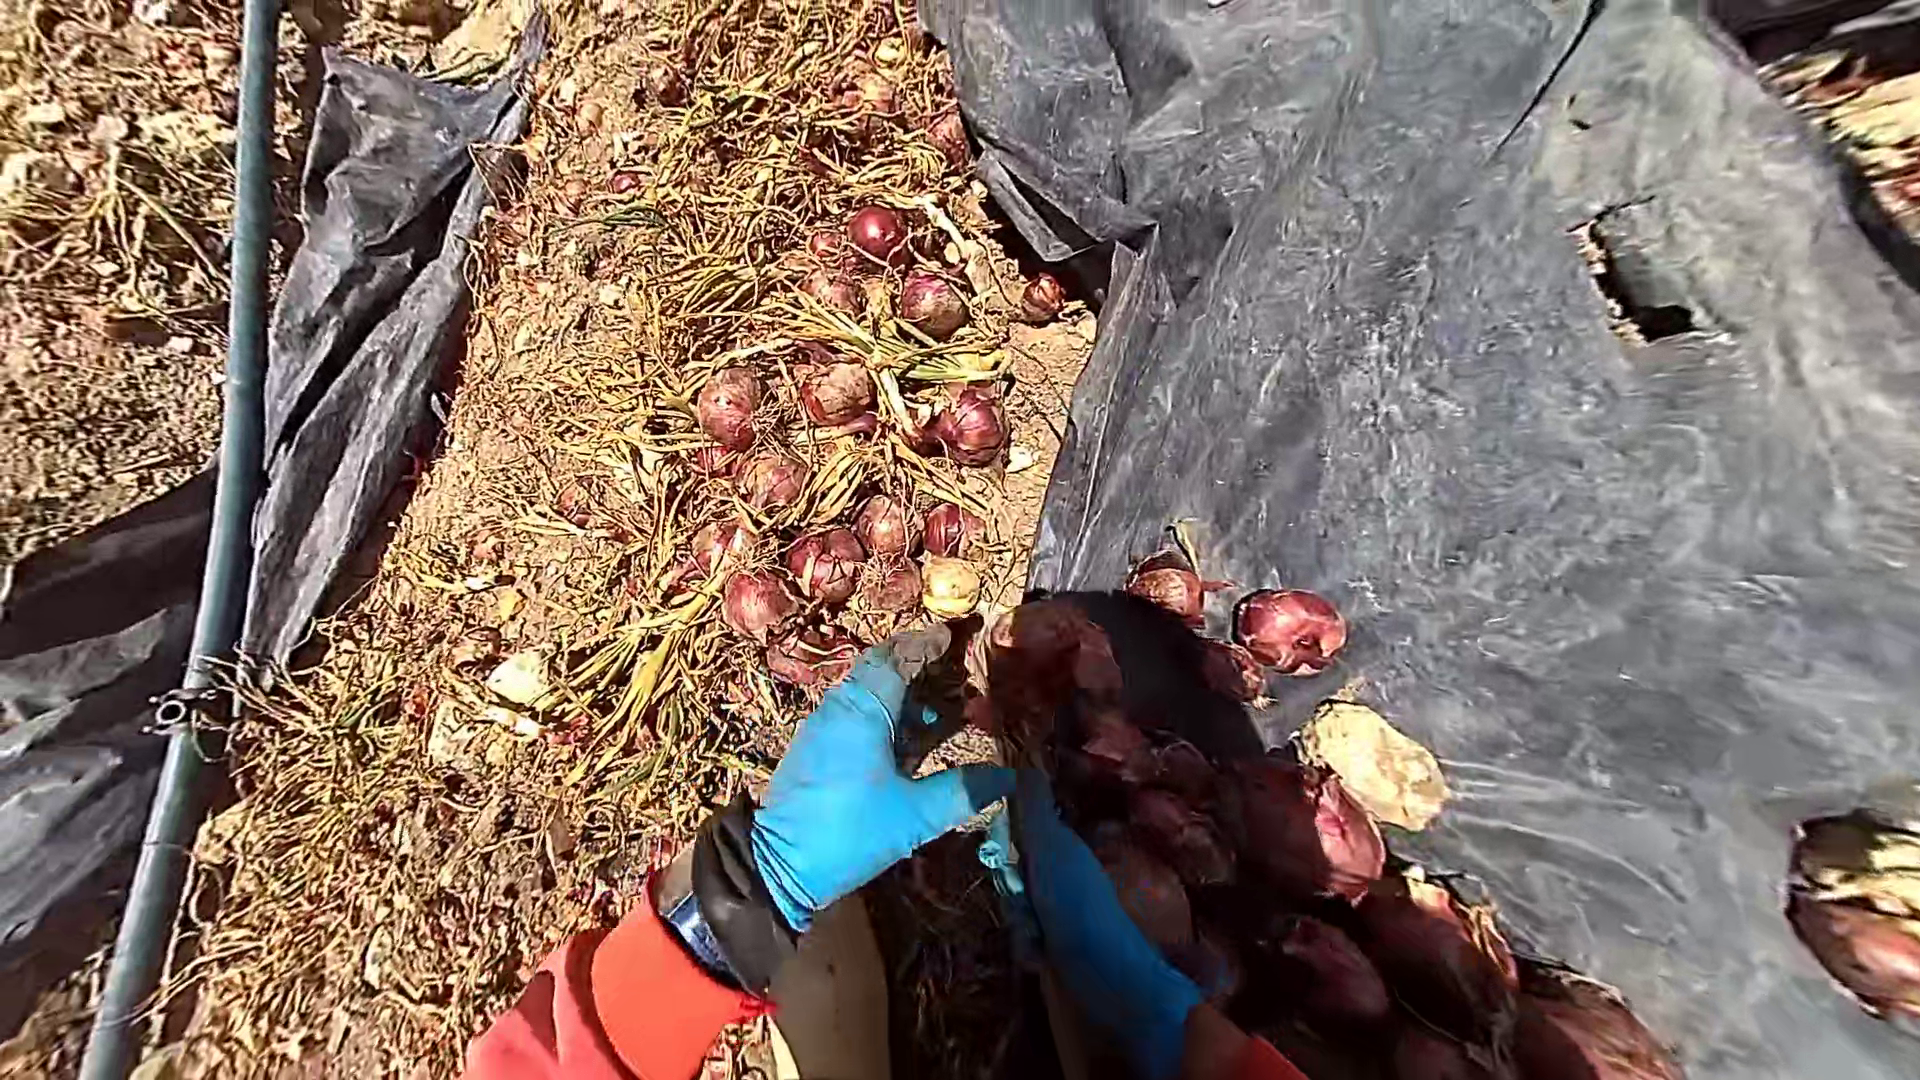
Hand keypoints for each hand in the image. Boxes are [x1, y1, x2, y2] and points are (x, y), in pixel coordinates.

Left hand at [750, 643, 1014, 931]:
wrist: (776, 867)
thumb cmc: (849, 832)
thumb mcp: (914, 817)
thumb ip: (962, 791)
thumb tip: (1008, 776)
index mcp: (864, 710)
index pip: (898, 657)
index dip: (927, 644)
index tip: (953, 635)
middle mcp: (841, 705)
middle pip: (881, 663)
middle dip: (915, 656)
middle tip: (949, 659)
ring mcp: (824, 722)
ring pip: (867, 684)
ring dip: (901, 682)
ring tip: (936, 698)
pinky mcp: (817, 742)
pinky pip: (856, 705)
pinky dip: (885, 703)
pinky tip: (905, 730)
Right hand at [1014, 770, 1201, 1079]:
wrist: (1105, 983)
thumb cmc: (1077, 904)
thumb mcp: (1052, 847)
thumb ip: (1034, 807)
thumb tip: (1024, 763)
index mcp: (1061, 845)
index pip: (1017, 826)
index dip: (1002, 837)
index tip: (997, 852)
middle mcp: (1058, 873)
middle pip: (1010, 865)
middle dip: (1009, 884)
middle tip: (1022, 898)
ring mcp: (1056, 910)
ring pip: (1013, 901)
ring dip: (1016, 918)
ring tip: (1033, 934)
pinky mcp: (1052, 945)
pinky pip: (1021, 934)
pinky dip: (1024, 944)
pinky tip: (1036, 956)